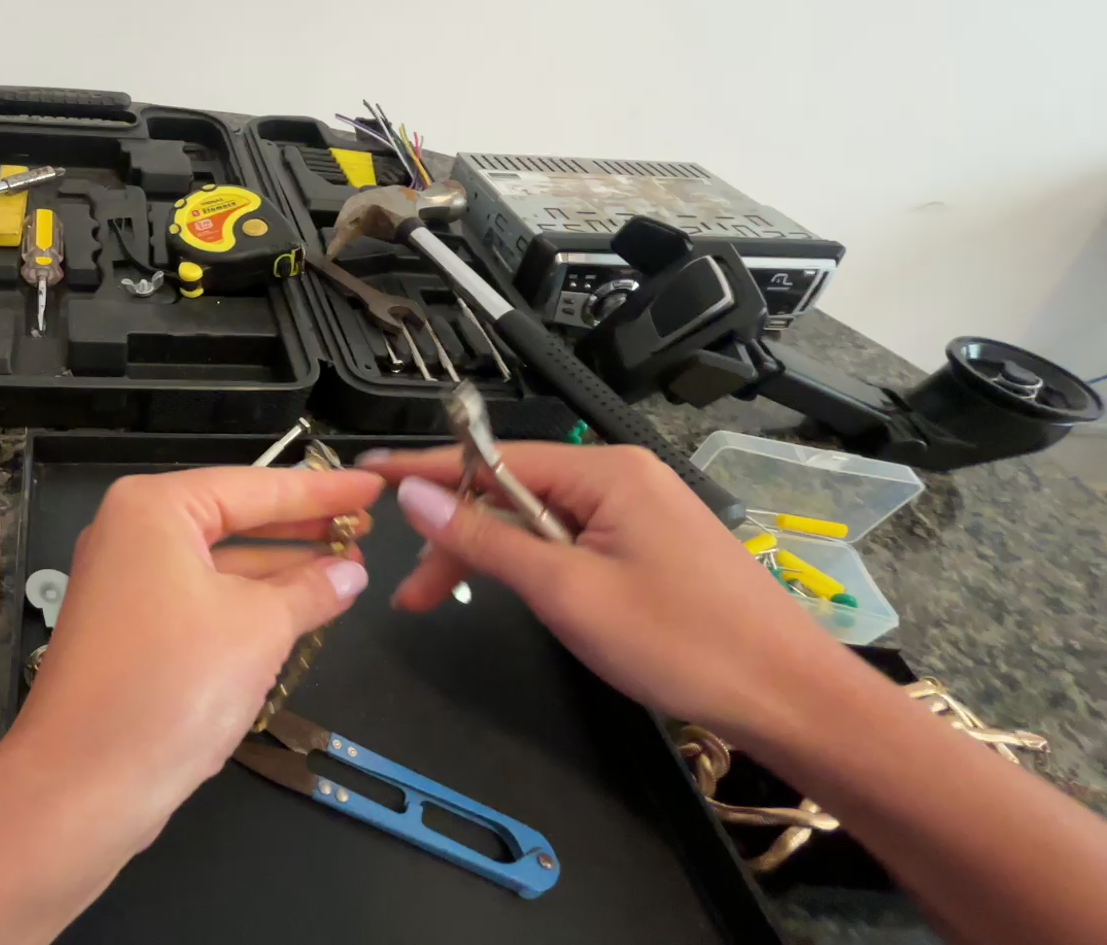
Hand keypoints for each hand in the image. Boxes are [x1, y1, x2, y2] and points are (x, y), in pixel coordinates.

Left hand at [6, 465, 383, 828]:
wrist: (82, 784)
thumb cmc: (171, 685)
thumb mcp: (257, 629)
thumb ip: (310, 591)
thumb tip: (350, 573)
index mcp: (153, 508)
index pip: (254, 486)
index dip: (321, 490)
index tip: (370, 486)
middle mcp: (133, 532)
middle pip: (234, 518)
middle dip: (301, 527)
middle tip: (364, 527)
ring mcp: (127, 579)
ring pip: (218, 561)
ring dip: (279, 567)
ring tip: (346, 567)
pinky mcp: (130, 624)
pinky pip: (200, 595)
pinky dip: (247, 599)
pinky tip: (297, 606)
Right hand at [360, 443, 858, 740]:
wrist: (797, 705)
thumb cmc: (682, 643)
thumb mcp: (564, 589)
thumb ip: (482, 537)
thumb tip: (413, 494)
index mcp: (603, 472)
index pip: (488, 458)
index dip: (422, 468)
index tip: (366, 472)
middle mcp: (616, 478)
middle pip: (507, 494)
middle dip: (454, 537)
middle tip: (411, 590)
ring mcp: (632, 512)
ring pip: (531, 522)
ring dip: (484, 557)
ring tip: (440, 600)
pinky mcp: (640, 545)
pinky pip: (561, 542)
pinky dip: (523, 567)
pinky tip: (505, 592)